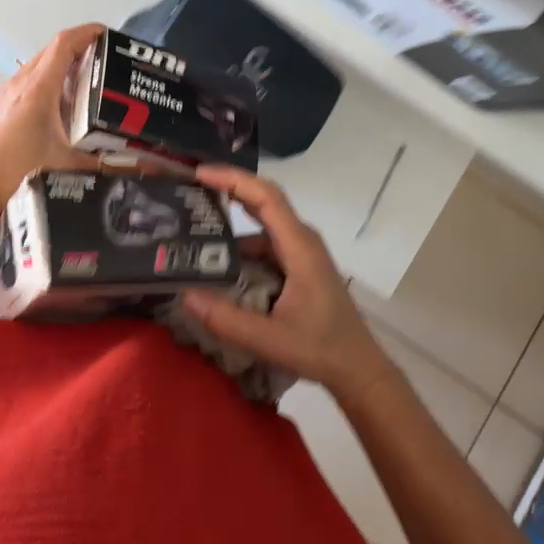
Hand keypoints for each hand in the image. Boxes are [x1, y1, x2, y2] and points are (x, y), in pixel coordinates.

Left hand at [0, 24, 104, 221]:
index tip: (108, 35)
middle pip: (50, 54)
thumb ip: (115, 167)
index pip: (64, 44)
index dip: (87, 33)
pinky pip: (21, 87)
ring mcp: (1, 95)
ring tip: (85, 90)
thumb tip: (154, 168)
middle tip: (105, 67)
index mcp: (38, 90)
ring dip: (59, 72)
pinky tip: (54, 115)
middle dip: (78, 53)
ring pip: (34, 70)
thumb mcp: (75, 170)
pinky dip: (42, 89)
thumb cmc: (22, 177)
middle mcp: (17, 84)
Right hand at [181, 165, 392, 399]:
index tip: (200, 174)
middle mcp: (301, 240)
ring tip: (191, 226)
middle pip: (262, 201)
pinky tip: (215, 260)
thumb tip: (184, 294)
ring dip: (229, 222)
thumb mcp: (270, 340)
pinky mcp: (297, 265)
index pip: (266, 197)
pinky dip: (238, 245)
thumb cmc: (321, 349)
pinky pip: (263, 243)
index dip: (233, 179)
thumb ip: (227, 319)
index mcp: (299, 247)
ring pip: (260, 224)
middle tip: (188, 189)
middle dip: (226, 189)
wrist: (359, 369)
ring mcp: (300, 252)